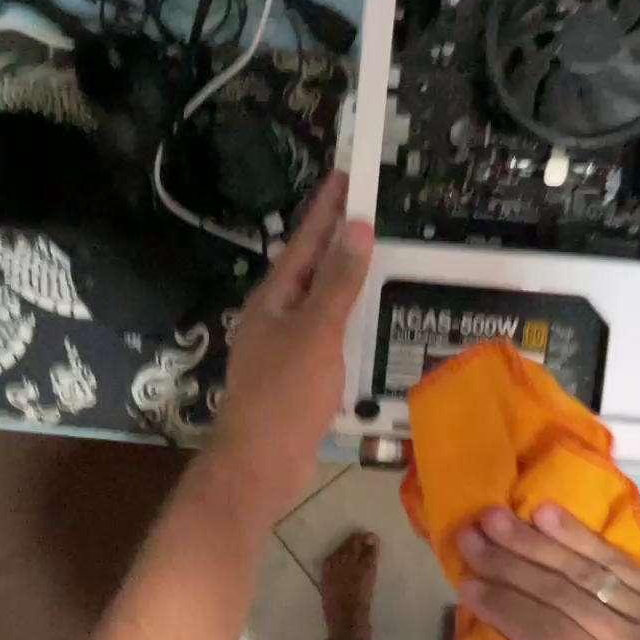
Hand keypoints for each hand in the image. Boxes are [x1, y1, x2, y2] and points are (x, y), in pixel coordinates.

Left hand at [210, 172, 373, 517]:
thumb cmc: (284, 396)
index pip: (304, 243)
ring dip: (346, 286)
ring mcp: (282, 352)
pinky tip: (369, 330)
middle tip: (374, 215)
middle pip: (311, 273)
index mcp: (272, 300)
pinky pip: (326, 342)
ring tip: (379, 265)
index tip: (350, 175)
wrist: (260, 465)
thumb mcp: (316, 334)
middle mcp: (274, 320)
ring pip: (319, 309)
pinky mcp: (296, 381)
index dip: (327, 209)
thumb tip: (355, 228)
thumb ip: (337, 284)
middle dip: (340, 244)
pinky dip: (348, 328)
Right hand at [456, 504, 639, 639]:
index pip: (548, 636)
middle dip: (509, 564)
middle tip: (469, 539)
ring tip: (495, 517)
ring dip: (535, 541)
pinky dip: (579, 536)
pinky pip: (618, 561)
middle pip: (562, 596)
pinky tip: (546, 513)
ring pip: (586, 571)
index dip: (505, 608)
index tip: (466, 585)